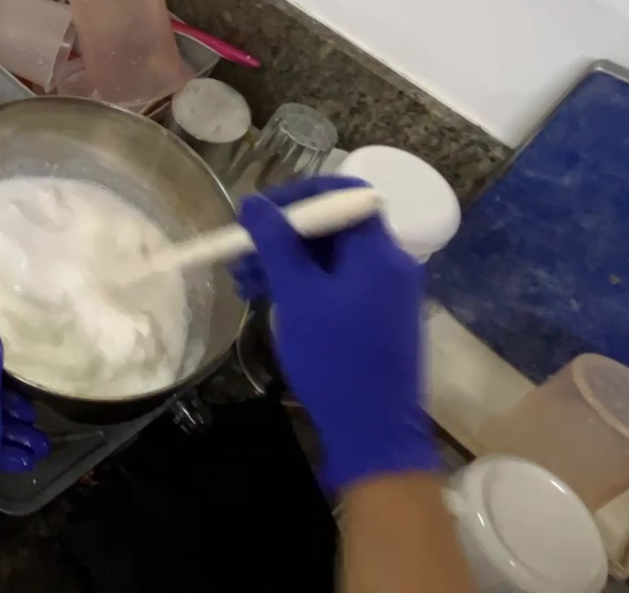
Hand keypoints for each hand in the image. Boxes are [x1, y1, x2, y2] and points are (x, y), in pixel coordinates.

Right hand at [231, 175, 437, 495]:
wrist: (374, 434)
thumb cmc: (335, 358)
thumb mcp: (297, 295)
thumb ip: (276, 242)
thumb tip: (254, 202)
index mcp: (378, 252)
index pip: (343, 195)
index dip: (300, 195)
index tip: (261, 212)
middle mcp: (387, 264)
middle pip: (331, 225)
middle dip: (280, 233)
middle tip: (241, 250)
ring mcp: (382, 291)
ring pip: (326, 256)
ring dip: (283, 260)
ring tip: (243, 280)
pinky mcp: (373, 315)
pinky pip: (333, 281)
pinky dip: (299, 282)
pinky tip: (266, 297)